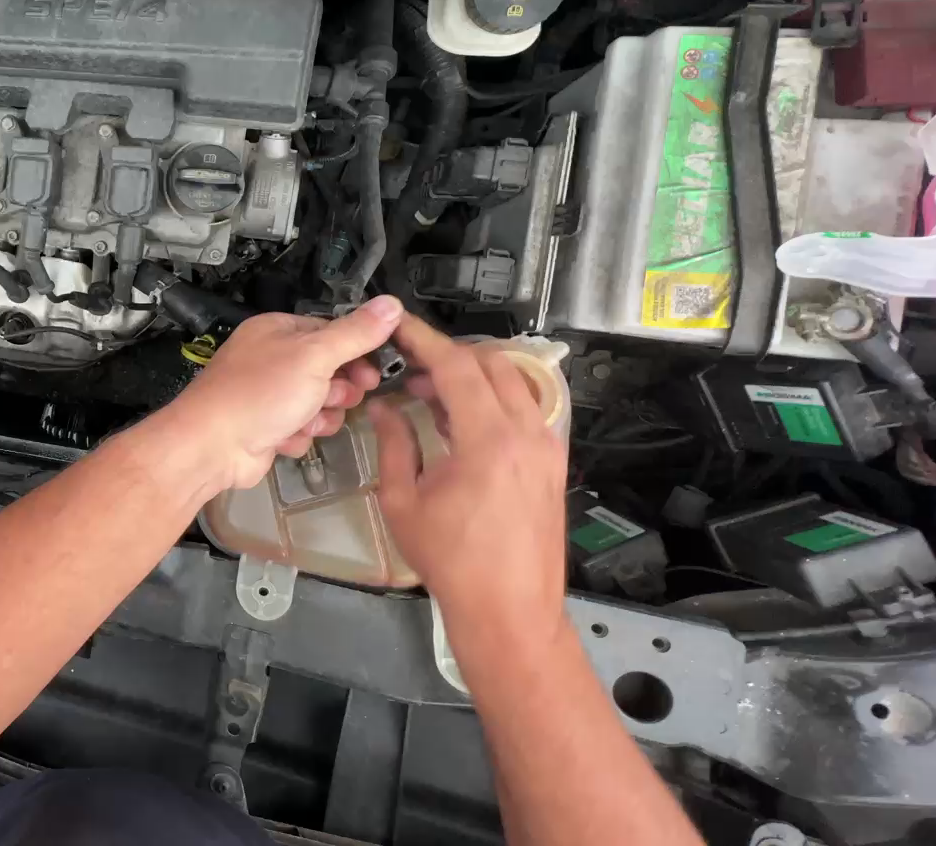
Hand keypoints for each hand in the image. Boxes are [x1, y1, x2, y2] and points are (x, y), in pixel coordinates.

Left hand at [144, 297, 402, 496]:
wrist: (213, 446)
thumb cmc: (259, 393)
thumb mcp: (313, 356)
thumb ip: (355, 333)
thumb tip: (391, 303)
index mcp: (277, 330)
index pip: (332, 333)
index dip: (357, 354)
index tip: (373, 373)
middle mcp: (270, 357)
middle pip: (329, 371)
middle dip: (337, 390)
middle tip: (333, 398)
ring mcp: (267, 393)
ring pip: (319, 404)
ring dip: (319, 416)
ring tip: (304, 420)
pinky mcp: (266, 425)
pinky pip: (301, 428)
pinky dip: (298, 435)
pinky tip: (283, 438)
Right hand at [370, 315, 568, 638]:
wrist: (509, 609)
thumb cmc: (450, 559)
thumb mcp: (402, 500)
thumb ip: (393, 443)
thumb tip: (384, 408)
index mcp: (488, 441)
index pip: (457, 367)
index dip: (423, 340)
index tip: (398, 326)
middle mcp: (527, 436)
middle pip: (492, 363)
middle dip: (447, 353)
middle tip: (407, 365)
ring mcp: (546, 448)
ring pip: (514, 382)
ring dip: (471, 374)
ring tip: (427, 391)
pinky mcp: (551, 463)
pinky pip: (524, 408)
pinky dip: (490, 398)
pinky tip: (457, 419)